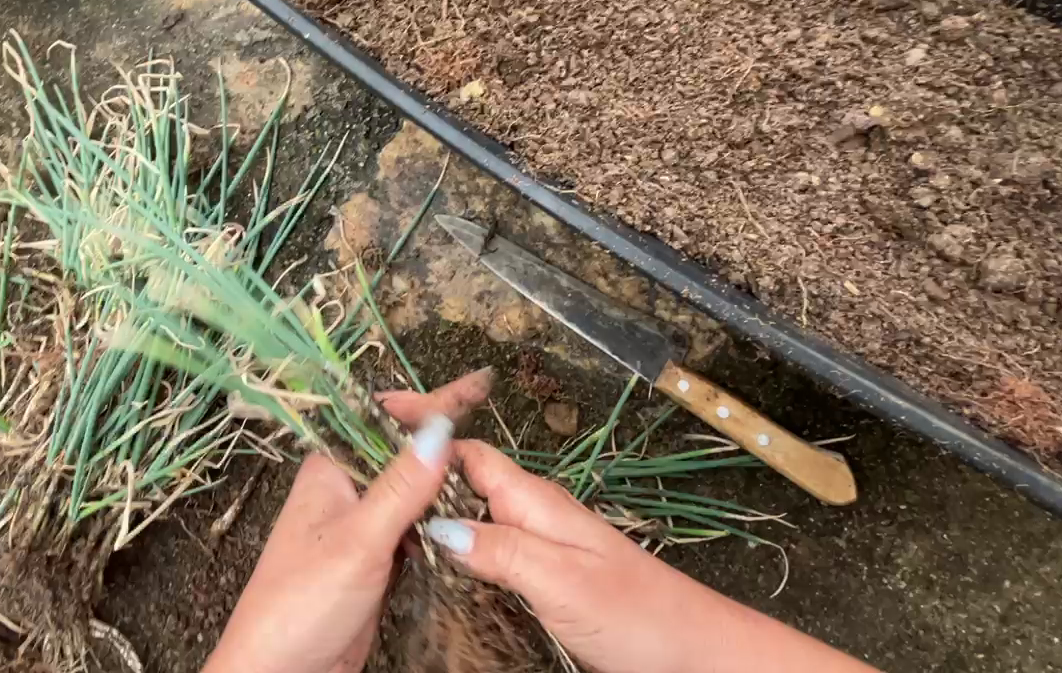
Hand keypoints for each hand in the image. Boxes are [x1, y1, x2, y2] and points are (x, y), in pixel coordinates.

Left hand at [201, 370, 493, 672]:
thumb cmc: (301, 602)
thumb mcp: (358, 539)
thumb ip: (400, 486)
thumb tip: (440, 429)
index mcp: (331, 467)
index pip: (385, 419)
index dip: (431, 402)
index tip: (474, 386)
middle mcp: (346, 487)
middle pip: (403, 450)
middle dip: (443, 435)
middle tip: (487, 415)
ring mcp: (362, 523)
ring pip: (412, 490)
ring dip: (445, 479)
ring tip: (488, 463)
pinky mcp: (376, 558)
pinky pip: (415, 526)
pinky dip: (440, 519)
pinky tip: (466, 514)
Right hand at [423, 441, 877, 672]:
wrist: (691, 650)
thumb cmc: (630, 612)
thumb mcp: (559, 579)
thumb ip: (498, 549)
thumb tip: (434, 524)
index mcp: (531, 498)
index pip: (468, 450)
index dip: (427, 429)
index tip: (382, 413)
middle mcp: (530, 508)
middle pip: (465, 472)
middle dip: (421, 460)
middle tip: (369, 464)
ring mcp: (537, 537)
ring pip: (473, 505)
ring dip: (434, 498)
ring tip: (387, 507)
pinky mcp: (541, 567)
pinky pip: (486, 536)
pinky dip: (455, 532)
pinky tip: (434, 553)